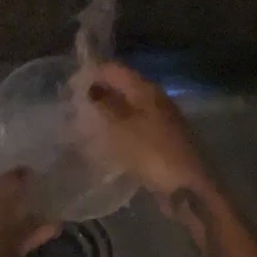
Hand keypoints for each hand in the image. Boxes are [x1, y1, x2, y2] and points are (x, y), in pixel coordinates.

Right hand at [78, 61, 210, 197]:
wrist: (187, 187)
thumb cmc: (152, 153)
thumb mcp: (121, 127)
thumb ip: (104, 104)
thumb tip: (92, 87)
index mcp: (146, 90)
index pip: (115, 68)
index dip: (91, 73)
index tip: (69, 88)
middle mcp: (155, 98)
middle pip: (122, 85)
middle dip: (98, 91)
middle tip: (74, 105)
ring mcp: (161, 118)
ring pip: (128, 106)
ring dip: (107, 111)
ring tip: (85, 122)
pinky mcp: (162, 138)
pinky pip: (134, 124)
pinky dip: (118, 127)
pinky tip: (106, 139)